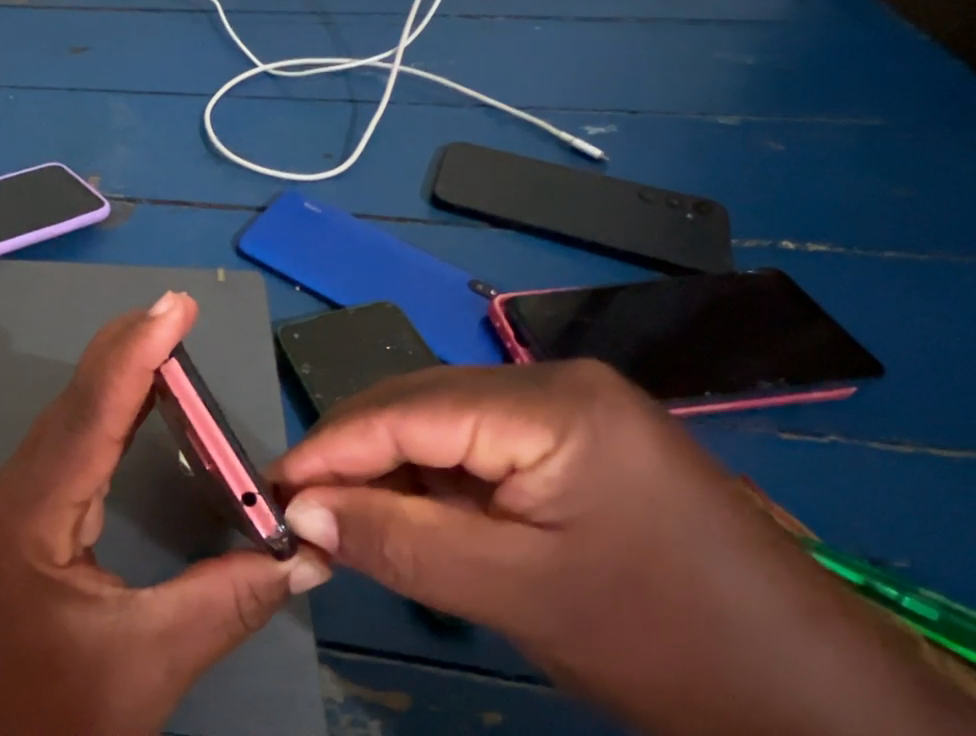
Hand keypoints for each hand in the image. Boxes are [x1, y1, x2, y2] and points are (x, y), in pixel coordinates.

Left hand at [0, 292, 330, 735]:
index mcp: (33, 515)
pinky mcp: (30, 511)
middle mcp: (17, 491)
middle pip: (77, 402)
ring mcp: (18, 499)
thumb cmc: (68, 709)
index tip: (173, 306)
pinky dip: (108, 406)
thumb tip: (308, 554)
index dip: (135, 356)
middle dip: (127, 349)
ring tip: (164, 332)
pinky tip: (137, 393)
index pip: (92, 416)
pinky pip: (72, 440)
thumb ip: (231, 599)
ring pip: (71, 416)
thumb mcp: (154, 657)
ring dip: (117, 371)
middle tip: (177, 307)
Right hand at [271, 361, 975, 735]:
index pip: (402, 411)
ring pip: (437, 425)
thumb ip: (396, 542)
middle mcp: (553, 385)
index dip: (326, 451)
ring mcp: (568, 410)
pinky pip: (473, 447)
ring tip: (345, 525)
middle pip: (414, 406)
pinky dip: (429, 483)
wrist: (814, 698)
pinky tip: (408, 519)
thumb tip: (298, 513)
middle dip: (351, 459)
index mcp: (549, 404)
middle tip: (301, 518)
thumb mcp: (515, 593)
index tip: (269, 494)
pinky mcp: (573, 442)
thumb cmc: (664, 639)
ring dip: (386, 472)